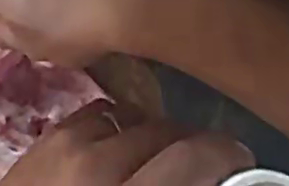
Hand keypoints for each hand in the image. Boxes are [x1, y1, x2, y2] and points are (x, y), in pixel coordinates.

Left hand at [4, 101, 254, 184]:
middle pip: (161, 131)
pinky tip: (126, 140)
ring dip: (154, 129)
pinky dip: (119, 122)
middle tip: (209, 158)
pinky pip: (97, 111)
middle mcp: (97, 161)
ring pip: (130, 114)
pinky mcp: (48, 133)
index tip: (240, 157)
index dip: (222, 153)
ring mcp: (68, 140)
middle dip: (191, 141)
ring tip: (168, 148)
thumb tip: (199, 176)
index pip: (187, 158)